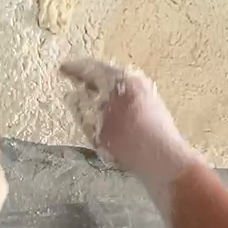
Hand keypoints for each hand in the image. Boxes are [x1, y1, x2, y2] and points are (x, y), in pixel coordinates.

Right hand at [59, 58, 203, 206]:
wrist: (165, 159)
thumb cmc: (128, 143)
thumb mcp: (97, 129)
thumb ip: (81, 110)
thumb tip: (72, 96)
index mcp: (119, 81)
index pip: (92, 68)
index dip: (75, 69)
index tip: (62, 69)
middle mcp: (135, 81)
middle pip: (108, 74)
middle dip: (91, 78)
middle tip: (75, 81)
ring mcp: (147, 92)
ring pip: (119, 85)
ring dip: (103, 89)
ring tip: (89, 96)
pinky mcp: (154, 105)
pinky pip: (128, 94)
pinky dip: (114, 97)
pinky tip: (108, 110)